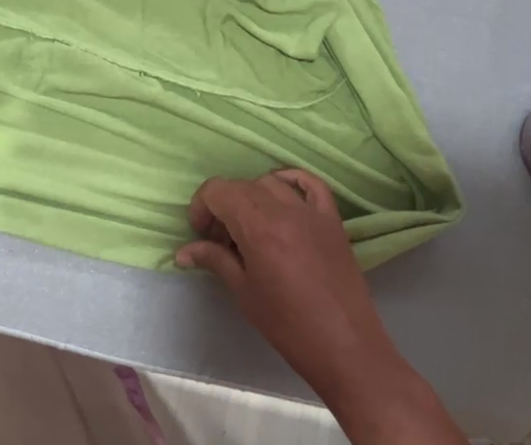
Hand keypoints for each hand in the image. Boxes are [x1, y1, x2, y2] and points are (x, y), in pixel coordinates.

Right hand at [177, 170, 399, 399]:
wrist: (346, 348)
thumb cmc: (288, 324)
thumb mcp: (243, 292)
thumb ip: (214, 260)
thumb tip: (183, 252)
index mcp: (257, 226)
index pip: (217, 191)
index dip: (201, 207)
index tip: (200, 234)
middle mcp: (283, 209)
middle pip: (241, 186)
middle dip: (222, 206)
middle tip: (220, 239)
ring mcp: (311, 212)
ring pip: (270, 183)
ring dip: (251, 198)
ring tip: (249, 227)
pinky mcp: (333, 221)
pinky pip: (310, 184)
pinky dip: (291, 181)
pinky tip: (281, 196)